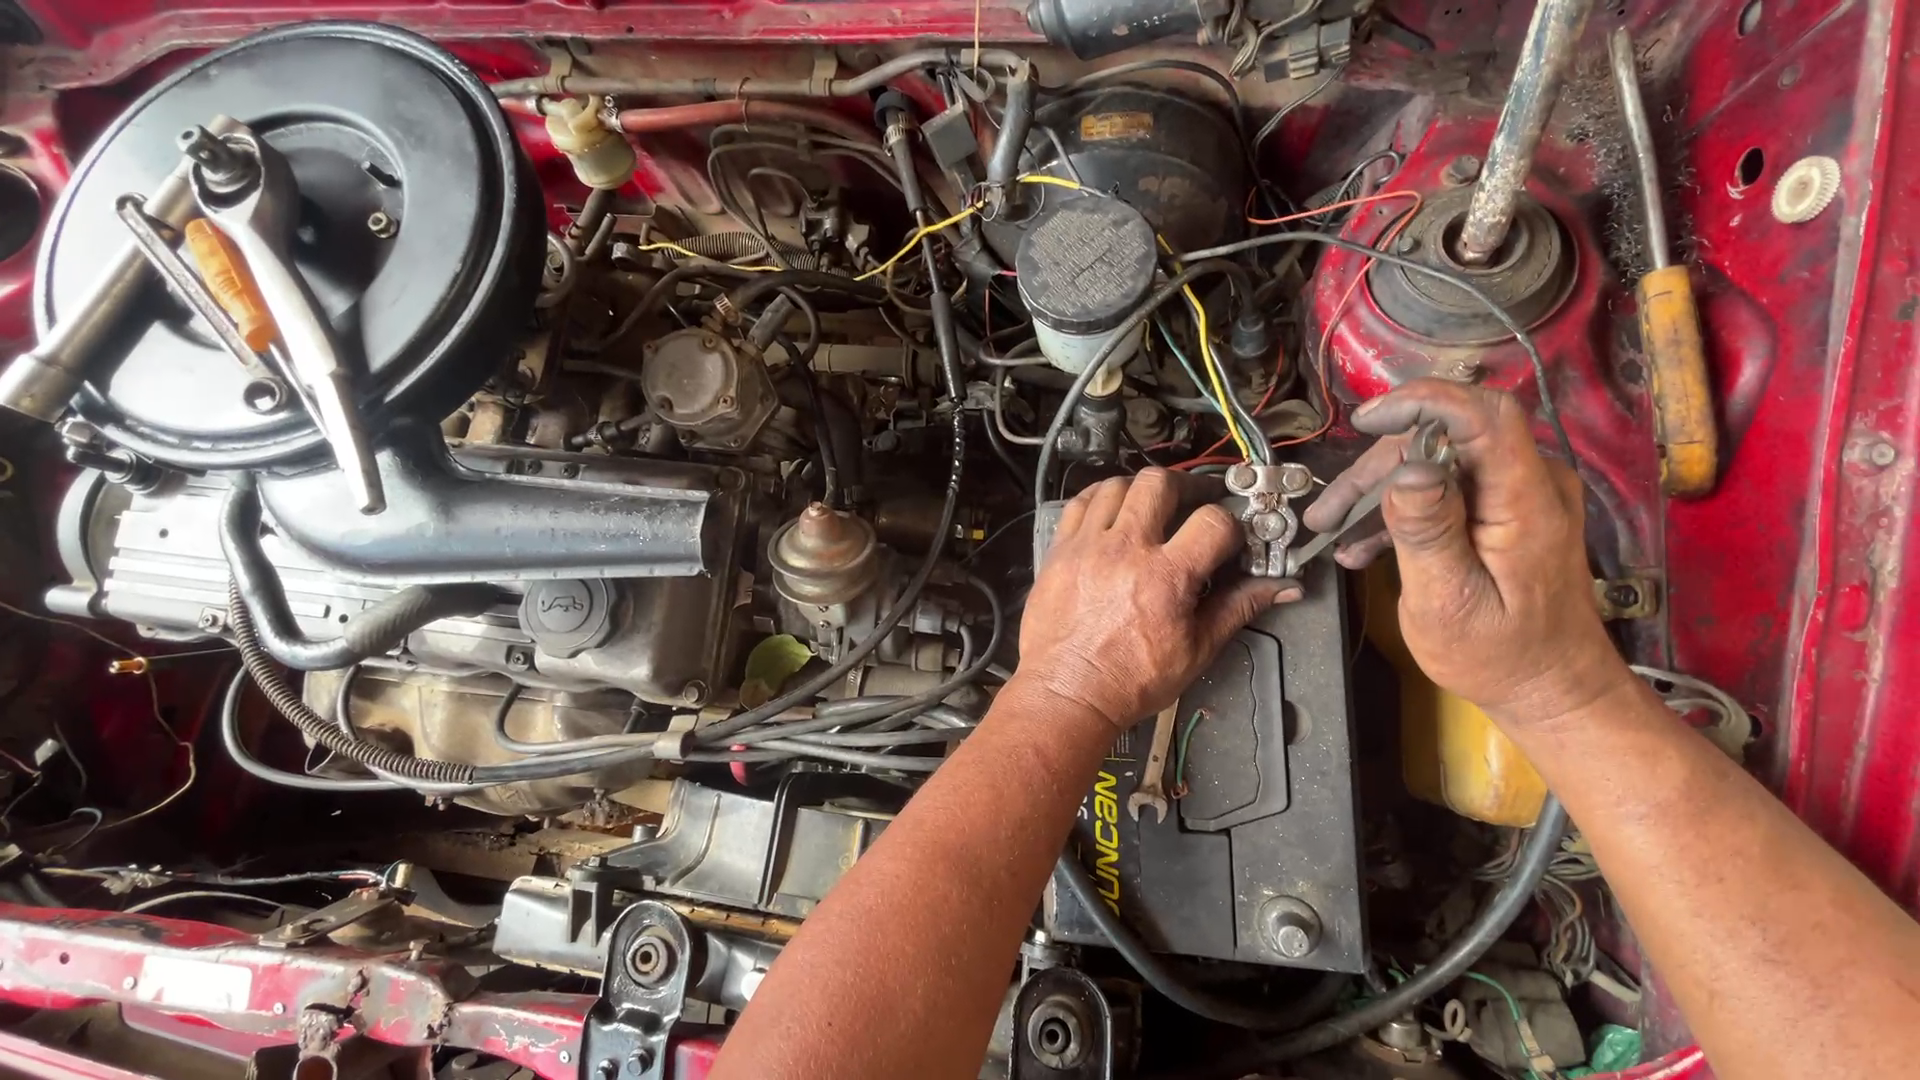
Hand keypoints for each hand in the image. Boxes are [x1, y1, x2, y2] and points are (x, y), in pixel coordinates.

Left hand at [1018, 468, 1299, 730]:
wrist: (1067, 693)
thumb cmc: (1132, 680)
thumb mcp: (1196, 649)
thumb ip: (1238, 608)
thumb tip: (1282, 587)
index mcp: (1166, 577)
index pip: (1213, 521)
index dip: (1230, 523)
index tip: (1228, 537)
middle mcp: (1125, 551)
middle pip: (1159, 483)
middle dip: (1185, 485)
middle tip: (1193, 500)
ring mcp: (1087, 547)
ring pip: (1116, 486)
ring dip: (1141, 489)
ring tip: (1152, 505)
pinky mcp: (1059, 551)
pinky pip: (1078, 504)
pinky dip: (1099, 498)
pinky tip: (1112, 511)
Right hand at [1300, 379, 1630, 726]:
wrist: (1550, 689)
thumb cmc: (1500, 655)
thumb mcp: (1449, 600)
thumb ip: (1429, 532)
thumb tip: (1409, 470)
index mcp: (1524, 501)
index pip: (1483, 416)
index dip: (1423, 402)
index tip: (1365, 419)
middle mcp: (1528, 484)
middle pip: (1443, 441)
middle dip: (1376, 468)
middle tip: (1327, 512)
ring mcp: (1516, 497)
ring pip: (1435, 465)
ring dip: (1377, 494)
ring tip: (1332, 531)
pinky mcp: (1502, 512)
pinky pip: (1443, 491)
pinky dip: (1398, 512)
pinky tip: (1362, 545)